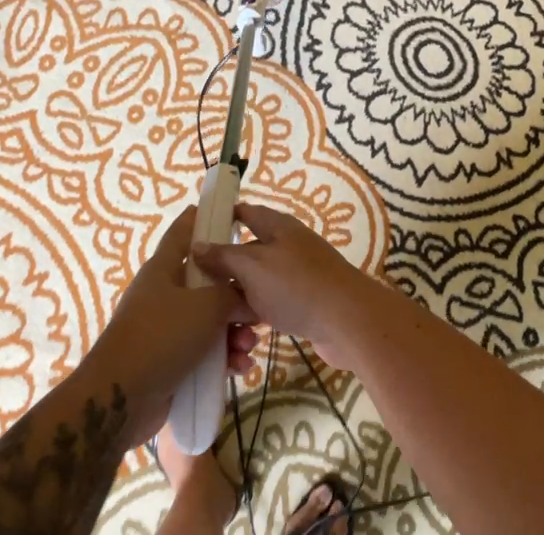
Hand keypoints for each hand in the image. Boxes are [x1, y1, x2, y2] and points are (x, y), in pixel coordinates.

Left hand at [87, 206, 259, 448]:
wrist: (121, 399)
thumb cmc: (161, 337)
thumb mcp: (206, 306)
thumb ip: (232, 295)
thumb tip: (247, 299)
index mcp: (164, 270)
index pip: (183, 232)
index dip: (203, 219)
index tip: (229, 213)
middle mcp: (164, 294)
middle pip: (207, 282)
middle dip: (237, 296)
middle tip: (258, 308)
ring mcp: (166, 329)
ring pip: (210, 320)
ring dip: (235, 331)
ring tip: (248, 345)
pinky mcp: (171, 361)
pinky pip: (205, 351)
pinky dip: (224, 357)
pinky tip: (239, 367)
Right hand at [192, 203, 381, 366]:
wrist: (348, 322)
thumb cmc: (296, 286)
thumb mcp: (252, 266)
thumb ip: (223, 256)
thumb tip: (197, 245)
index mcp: (278, 227)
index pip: (246, 212)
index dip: (223, 217)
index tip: (196, 231)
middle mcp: (289, 246)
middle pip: (249, 251)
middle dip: (224, 268)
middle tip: (195, 286)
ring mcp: (298, 275)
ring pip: (258, 283)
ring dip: (239, 298)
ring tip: (215, 316)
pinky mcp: (305, 302)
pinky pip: (272, 304)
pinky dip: (257, 314)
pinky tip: (243, 331)